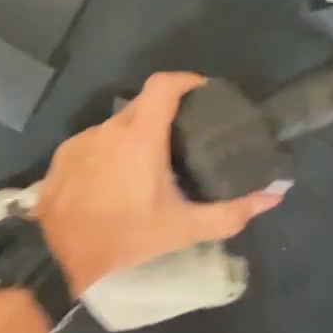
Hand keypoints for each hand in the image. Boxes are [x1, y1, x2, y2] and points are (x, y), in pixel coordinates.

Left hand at [36, 72, 282, 292]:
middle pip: (142, 106)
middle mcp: (109, 128)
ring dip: (134, 139)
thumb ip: (231, 211)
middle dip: (164, 116)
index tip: (202, 92)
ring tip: (149, 166)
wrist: (58, 253)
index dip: (185, 80)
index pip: (163, 85)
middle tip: (184, 139)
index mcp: (139, 136)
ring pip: (116, 127)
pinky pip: (94, 143)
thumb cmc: (124, 235)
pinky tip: (115, 179)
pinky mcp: (63, 154)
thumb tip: (273, 195)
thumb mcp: (183, 229)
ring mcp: (82, 140)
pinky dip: (109, 153)